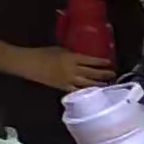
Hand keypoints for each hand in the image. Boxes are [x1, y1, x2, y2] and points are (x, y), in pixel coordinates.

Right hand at [0, 45, 114, 91]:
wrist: (30, 64)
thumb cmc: (44, 54)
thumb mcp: (61, 50)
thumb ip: (74, 54)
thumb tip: (86, 55)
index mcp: (72, 58)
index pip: (91, 60)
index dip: (102, 62)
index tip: (110, 63)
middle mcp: (73, 70)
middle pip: (93, 73)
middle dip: (105, 74)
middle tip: (113, 74)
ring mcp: (69, 80)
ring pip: (89, 84)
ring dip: (99, 84)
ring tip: (108, 84)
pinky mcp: (64, 88)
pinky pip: (79, 91)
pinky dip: (88, 92)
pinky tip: (95, 93)